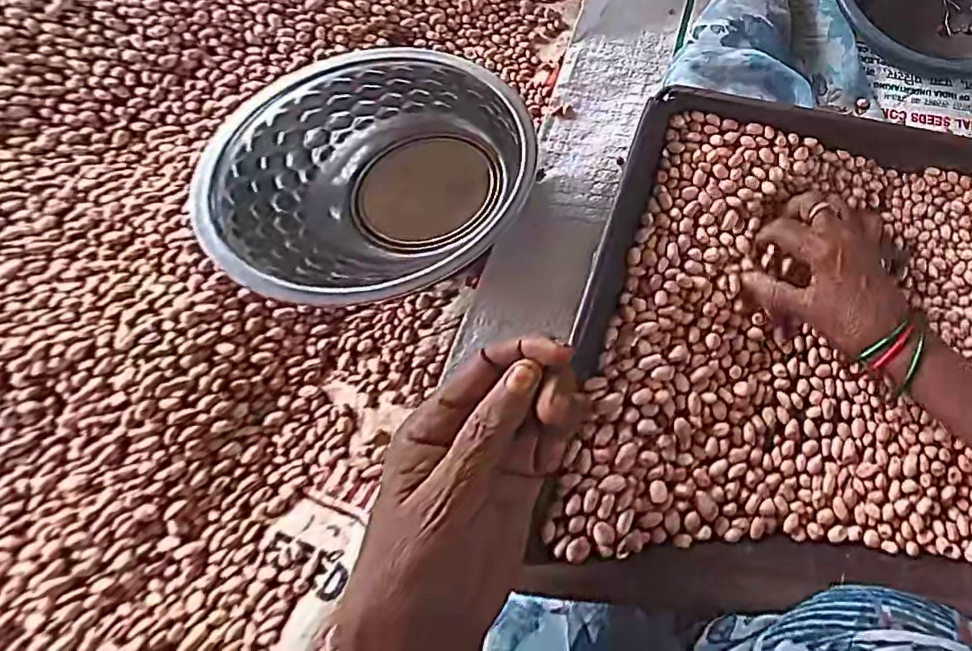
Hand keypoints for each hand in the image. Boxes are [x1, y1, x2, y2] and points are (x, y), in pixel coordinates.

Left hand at [331, 337, 583, 650]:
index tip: (558, 353)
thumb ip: (485, 433)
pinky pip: (553, 437)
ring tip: (559, 428)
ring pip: (542, 403)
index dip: (524, 350)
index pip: (485, 365)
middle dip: (547, 382)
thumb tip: (523, 372)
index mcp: (436, 424)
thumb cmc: (406, 571)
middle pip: (521, 378)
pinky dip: (565, 435)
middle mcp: (471, 429)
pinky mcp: (524, 476)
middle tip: (556, 410)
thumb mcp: (442, 497)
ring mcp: (500, 453)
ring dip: (560, 405)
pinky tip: (557, 456)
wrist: (420, 638)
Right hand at [740, 192, 910, 356]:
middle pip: (812, 202)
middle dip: (792, 210)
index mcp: (820, 248)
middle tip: (781, 227)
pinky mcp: (876, 245)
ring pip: (839, 204)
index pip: (783, 229)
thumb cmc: (848, 326)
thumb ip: (774, 292)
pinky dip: (852, 219)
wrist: (891, 338)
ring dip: (821, 209)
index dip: (765, 236)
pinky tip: (843, 233)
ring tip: (807, 225)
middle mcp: (841, 234)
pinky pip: (865, 219)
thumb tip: (747, 279)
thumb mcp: (806, 310)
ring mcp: (862, 236)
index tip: (758, 247)